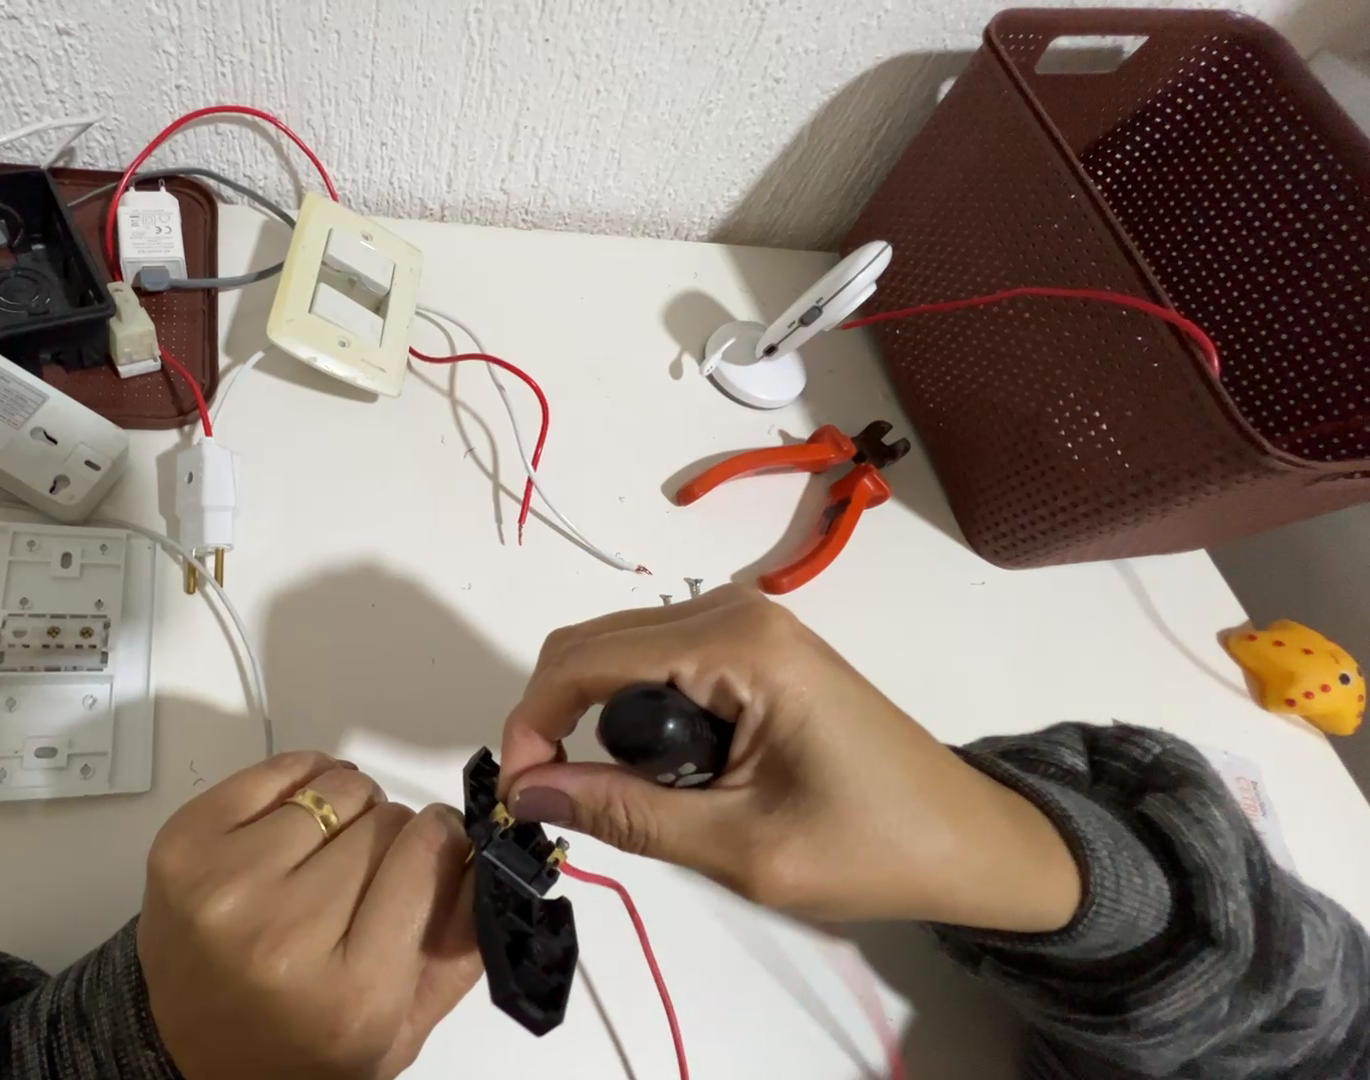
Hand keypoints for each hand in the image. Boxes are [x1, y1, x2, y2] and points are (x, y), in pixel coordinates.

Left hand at [139, 752, 481, 1079]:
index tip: (435, 846)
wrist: (189, 1049)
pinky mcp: (186, 842)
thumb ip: (461, 944)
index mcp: (353, 993)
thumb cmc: (302, 1041)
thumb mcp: (401, 1027)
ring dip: (348, 807)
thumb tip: (485, 852)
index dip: (441, 839)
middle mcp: (285, 935)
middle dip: (391, 833)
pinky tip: (299, 821)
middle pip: (384, 818)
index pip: (428, 852)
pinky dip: (305, 780)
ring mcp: (226, 884)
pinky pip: (281, 768)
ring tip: (330, 848)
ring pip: (336, 787)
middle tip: (370, 868)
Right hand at [499, 585, 1079, 930]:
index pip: (587, 661)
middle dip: (551, 715)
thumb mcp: (739, 847)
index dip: (535, 721)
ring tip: (613, 786)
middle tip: (552, 793)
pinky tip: (653, 757)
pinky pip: (646, 655)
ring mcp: (736, 617)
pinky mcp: (741, 638)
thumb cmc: (872, 848)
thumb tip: (523, 792)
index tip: (521, 791)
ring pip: (610, 647)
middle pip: (589, 643)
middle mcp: (728, 609)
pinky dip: (622, 704)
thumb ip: (622, 812)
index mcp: (735, 644)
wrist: (975, 840)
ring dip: (587, 713)